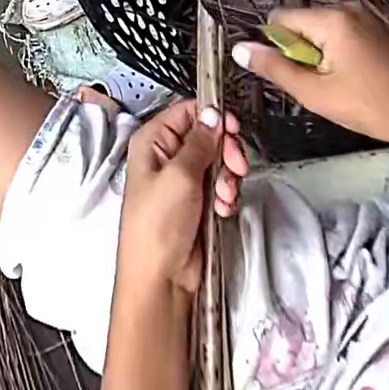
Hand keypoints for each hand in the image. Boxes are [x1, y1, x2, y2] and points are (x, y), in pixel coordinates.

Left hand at [116, 99, 250, 293]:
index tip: (233, 130)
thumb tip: (213, 114)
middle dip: (225, 151)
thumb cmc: (159, 223)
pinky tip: (223, 209)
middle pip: (207, 136)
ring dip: (227, 177)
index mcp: (152, 140)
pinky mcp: (195, 200)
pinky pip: (219, 185)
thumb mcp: (180, 176)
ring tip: (224, 196)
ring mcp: (181, 179)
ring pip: (217, 161)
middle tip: (235, 167)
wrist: (161, 277)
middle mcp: (165, 155)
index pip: (187, 112)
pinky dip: (226, 195)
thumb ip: (200, 142)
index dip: (213, 117)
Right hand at [230, 6, 388, 150]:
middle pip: (301, 23)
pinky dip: (336, 52)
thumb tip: (239, 49)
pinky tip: (351, 77)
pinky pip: (340, 33)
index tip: (293, 73)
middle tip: (317, 82)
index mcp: (332, 19)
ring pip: (320, 30)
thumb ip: (273, 67)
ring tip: (335, 82)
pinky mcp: (377, 28)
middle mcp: (349, 9)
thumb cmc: (368, 106)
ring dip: (317, 53)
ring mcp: (367, 17)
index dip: (276, 46)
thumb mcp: (313, 92)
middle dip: (299, 51)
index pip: (280, 19)